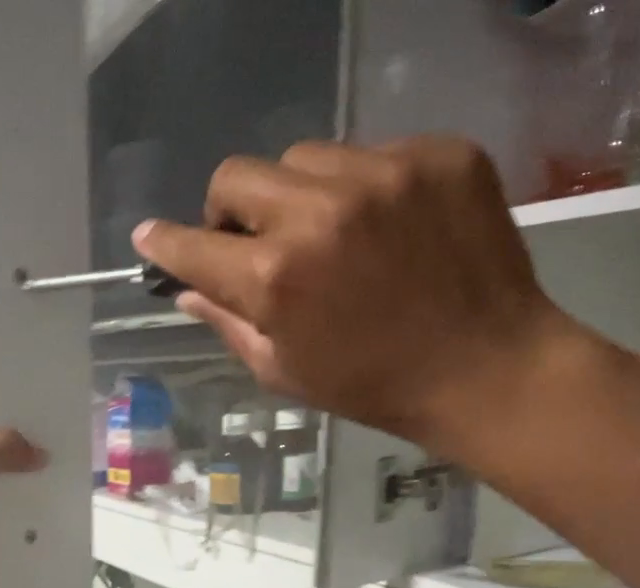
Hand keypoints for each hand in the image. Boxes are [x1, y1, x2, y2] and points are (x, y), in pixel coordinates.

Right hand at [133, 137, 581, 445]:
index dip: (164, 243)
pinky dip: (364, 186)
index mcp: (275, 277)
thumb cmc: (371, 384)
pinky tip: (388, 226)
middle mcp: (320, 212)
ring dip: (298, 194)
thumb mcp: (282, 369)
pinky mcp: (439, 155)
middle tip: (256, 242)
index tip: (151, 237)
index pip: (191, 244)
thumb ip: (226, 320)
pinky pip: (372, 152)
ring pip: (303, 158)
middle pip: (236, 176)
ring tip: (332, 233)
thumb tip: (186, 288)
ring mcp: (385, 174)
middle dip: (230, 211)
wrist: (489, 368)